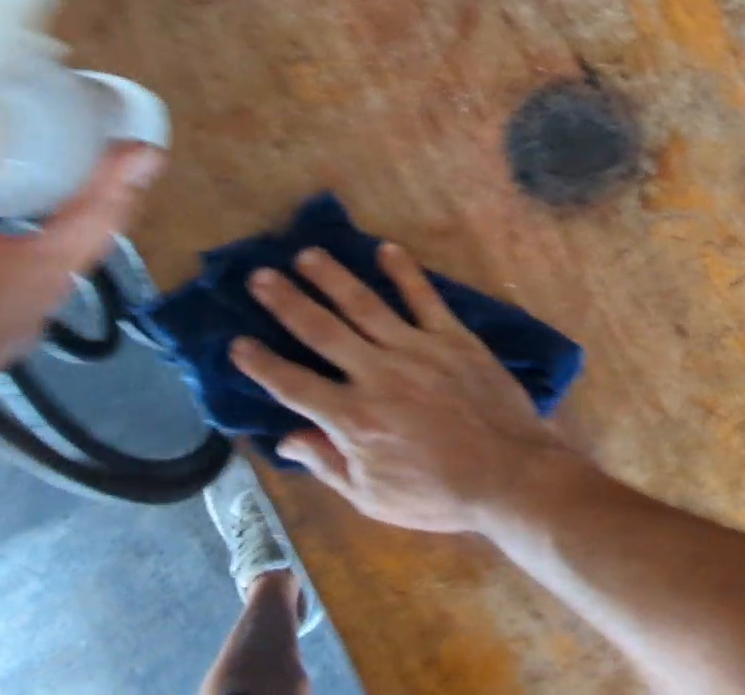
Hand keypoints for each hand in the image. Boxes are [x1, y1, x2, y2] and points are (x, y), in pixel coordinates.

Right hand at [231, 245, 584, 534]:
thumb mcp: (373, 497)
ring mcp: (416, 350)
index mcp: (353, 419)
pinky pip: (424, 297)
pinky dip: (404, 272)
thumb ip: (327, 465)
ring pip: (365, 305)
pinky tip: (386, 248)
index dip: (261, 364)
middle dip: (287, 301)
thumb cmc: (438, 494)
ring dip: (333, 278)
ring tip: (307, 254)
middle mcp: (377, 374)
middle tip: (260, 276)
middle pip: (321, 331)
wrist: (508, 474)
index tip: (236, 343)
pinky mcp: (452, 337)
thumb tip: (286, 437)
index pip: (293, 385)